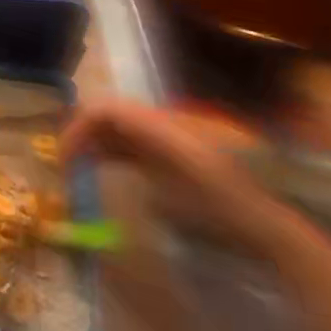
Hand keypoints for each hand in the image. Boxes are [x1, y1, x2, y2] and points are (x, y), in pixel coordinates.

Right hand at [62, 100, 295, 252]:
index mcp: (162, 125)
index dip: (79, 128)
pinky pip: (137, 140)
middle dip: (83, 133)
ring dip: (97, 141)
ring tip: (78, 169)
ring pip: (123, 126)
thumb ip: (131, 166)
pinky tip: (106, 167)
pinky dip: (115, 149)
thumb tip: (91, 155)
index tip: (63, 160)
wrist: (266, 221)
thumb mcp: (169, 193)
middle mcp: (165, 119)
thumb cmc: (220, 211)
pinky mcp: (177, 149)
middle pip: (113, 113)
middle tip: (64, 166)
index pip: (108, 109)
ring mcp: (172, 133)